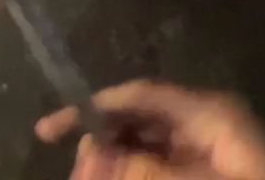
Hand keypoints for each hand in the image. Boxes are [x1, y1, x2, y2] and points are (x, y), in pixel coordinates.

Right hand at [36, 81, 264, 179]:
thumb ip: (145, 172)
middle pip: (142, 122)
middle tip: (74, 175)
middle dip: (103, 145)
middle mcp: (207, 122)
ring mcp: (213, 151)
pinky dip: (141, 175)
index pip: (141, 94)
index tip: (49, 128)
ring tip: (90, 178)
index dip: (93, 107)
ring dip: (119, 165)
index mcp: (208, 111)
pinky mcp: (216, 172)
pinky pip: (167, 168)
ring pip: (151, 152)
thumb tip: (89, 155)